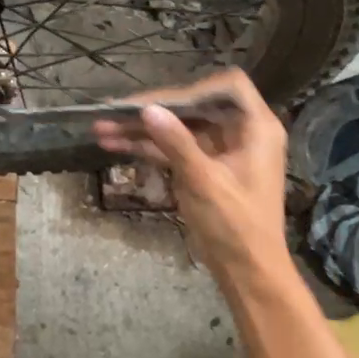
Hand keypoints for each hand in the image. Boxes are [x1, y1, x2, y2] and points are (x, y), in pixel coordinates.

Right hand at [93, 69, 288, 280]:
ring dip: (142, 129)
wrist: (247, 270)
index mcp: (256, 129)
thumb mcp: (204, 181)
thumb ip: (176, 142)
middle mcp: (240, 133)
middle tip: (114, 112)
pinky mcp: (202, 168)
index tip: (156, 103)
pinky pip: (173, 148)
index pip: (228, 87)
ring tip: (102, 130)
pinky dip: (147, 147)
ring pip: (178, 128)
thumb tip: (147, 109)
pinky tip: (114, 146)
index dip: (192, 89)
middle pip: (194, 106)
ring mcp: (219, 151)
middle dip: (153, 110)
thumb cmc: (236, 225)